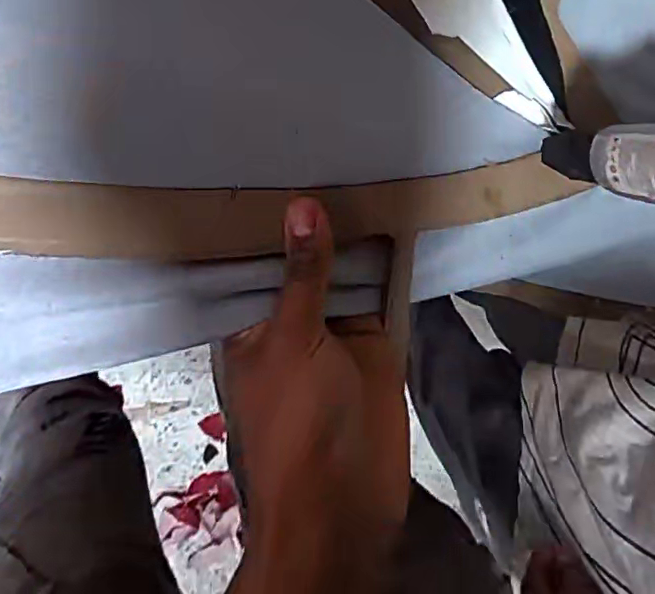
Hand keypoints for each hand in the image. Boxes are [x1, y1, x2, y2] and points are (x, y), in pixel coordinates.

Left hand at [222, 198, 409, 593]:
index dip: (262, 221)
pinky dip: (393, 262)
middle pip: (305, 263)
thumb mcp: (294, 340)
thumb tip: (301, 206)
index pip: (252, 263)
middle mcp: (293, 321)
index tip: (273, 166)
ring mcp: (337, 330)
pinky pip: (383, 291)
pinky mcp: (376, 338)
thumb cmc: (298, 423)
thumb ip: (304, 274)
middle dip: (317, 221)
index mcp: (253, 324)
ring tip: (367, 172)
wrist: (346, 501)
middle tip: (329, 153)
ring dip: (357, 237)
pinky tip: (402, 218)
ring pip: (346, 273)